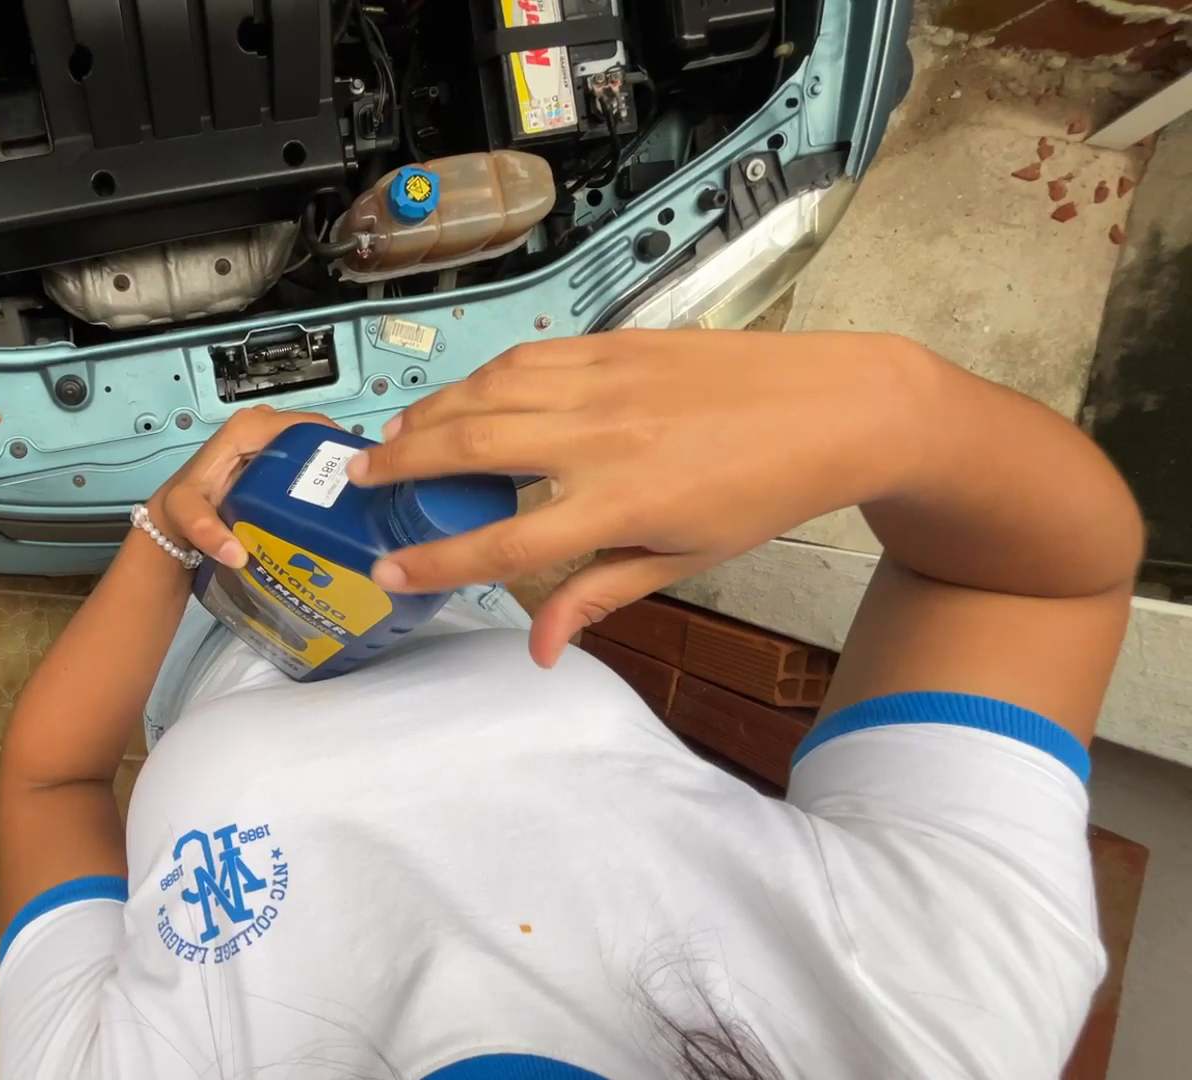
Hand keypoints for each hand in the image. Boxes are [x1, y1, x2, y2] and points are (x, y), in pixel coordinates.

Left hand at [149, 405, 342, 567]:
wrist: (174, 523)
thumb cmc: (181, 511)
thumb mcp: (187, 514)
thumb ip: (205, 531)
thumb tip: (236, 553)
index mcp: (247, 428)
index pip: (306, 426)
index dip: (335, 448)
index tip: (359, 478)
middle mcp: (261, 428)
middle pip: (316, 438)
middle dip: (340, 463)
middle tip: (362, 496)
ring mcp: (269, 443)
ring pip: (314, 451)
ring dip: (333, 472)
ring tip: (356, 501)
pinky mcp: (272, 460)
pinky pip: (305, 461)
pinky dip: (321, 479)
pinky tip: (335, 503)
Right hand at [346, 329, 937, 663]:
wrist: (843, 406)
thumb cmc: (762, 493)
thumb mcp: (681, 561)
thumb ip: (596, 597)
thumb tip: (541, 648)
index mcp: (622, 504)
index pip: (504, 543)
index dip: (436, 561)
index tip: (387, 569)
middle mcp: (603, 439)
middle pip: (472, 449)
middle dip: (401, 467)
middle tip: (358, 478)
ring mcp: (605, 382)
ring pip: (486, 394)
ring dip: (427, 416)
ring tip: (391, 438)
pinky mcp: (613, 344)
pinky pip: (522, 358)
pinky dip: (475, 379)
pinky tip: (455, 397)